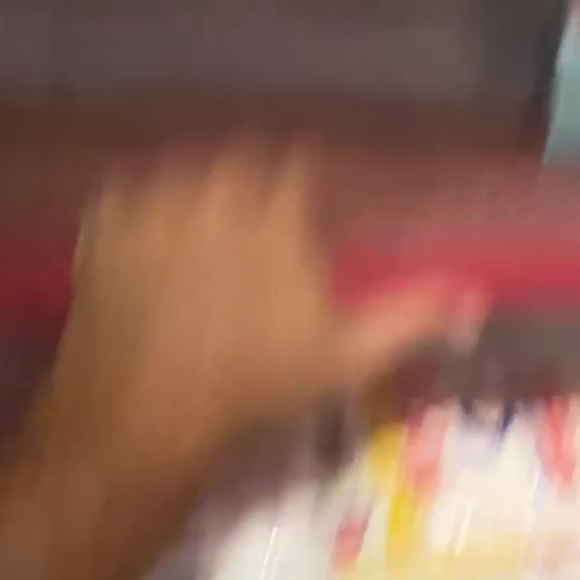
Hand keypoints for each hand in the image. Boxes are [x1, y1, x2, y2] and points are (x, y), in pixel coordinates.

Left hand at [34, 145, 481, 469]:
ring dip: (196, 197)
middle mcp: (213, 197)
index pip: (292, 169)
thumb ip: (411, 318)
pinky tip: (151, 247)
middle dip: (248, 191)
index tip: (297, 214)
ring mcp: (152, 210)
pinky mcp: (103, 232)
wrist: (150, 413)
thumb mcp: (350, 357)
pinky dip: (139, 213)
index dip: (296, 189)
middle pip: (235, 166)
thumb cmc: (260, 383)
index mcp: (275, 220)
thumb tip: (475, 294)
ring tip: (202, 239)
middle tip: (251, 235)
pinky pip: (124, 197)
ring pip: (180, 174)